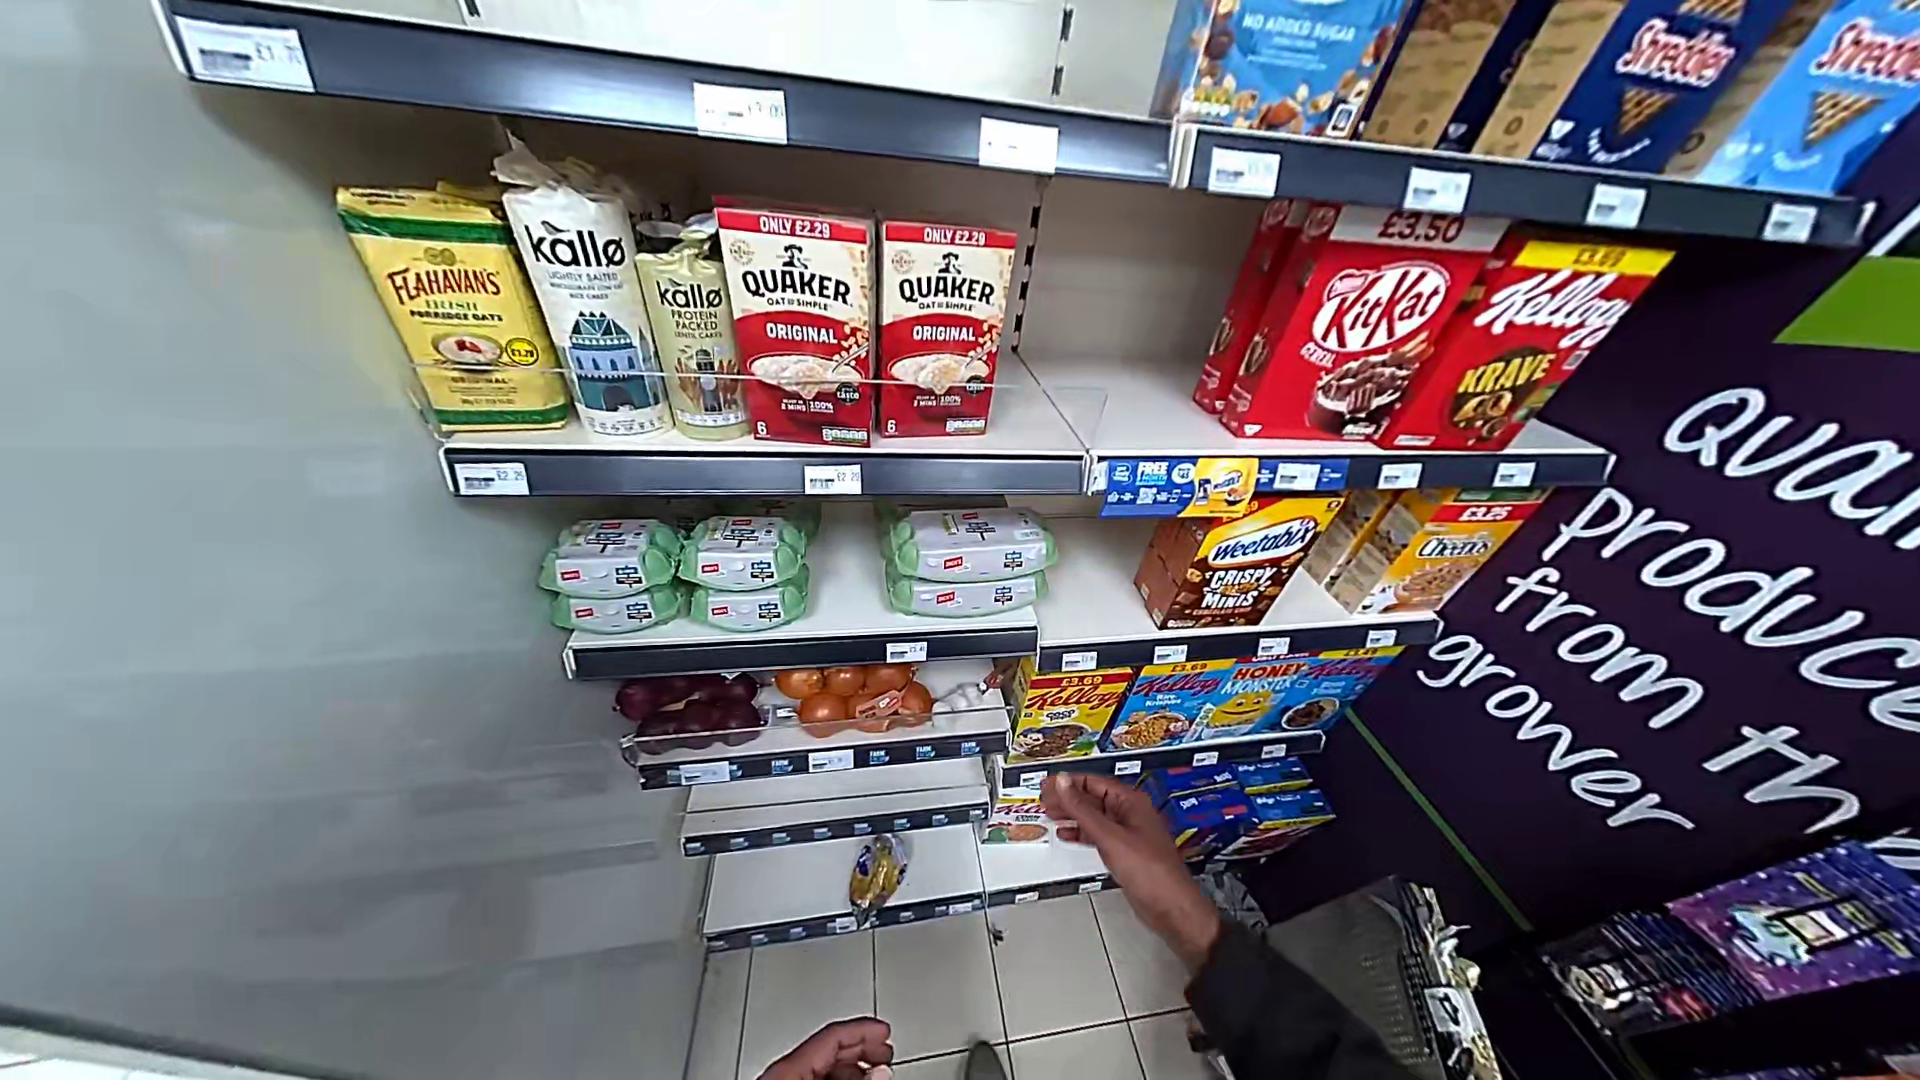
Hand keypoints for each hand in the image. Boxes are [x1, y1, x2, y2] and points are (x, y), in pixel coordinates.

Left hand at [758, 1018, 893, 1079]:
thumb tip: (879, 1072)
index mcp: (787, 1070)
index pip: (832, 1036)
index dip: (863, 1030)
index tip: (884, 1032)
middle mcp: (779, 1076)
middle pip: (827, 1051)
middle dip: (859, 1051)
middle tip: (883, 1055)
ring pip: (820, 1071)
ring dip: (849, 1072)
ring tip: (871, 1078)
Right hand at [1041, 773, 1220, 969]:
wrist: (1172, 909)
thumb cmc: (1151, 872)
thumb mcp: (1110, 836)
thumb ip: (1083, 809)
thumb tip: (1063, 783)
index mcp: (1130, 801)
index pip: (1093, 781)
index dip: (1068, 782)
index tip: (1048, 784)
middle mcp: (1129, 813)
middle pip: (1092, 797)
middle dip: (1067, 797)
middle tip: (1044, 799)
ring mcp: (1127, 832)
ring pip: (1093, 815)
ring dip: (1071, 814)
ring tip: (1050, 813)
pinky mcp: (1124, 850)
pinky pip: (1097, 834)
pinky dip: (1081, 831)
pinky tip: (1067, 833)